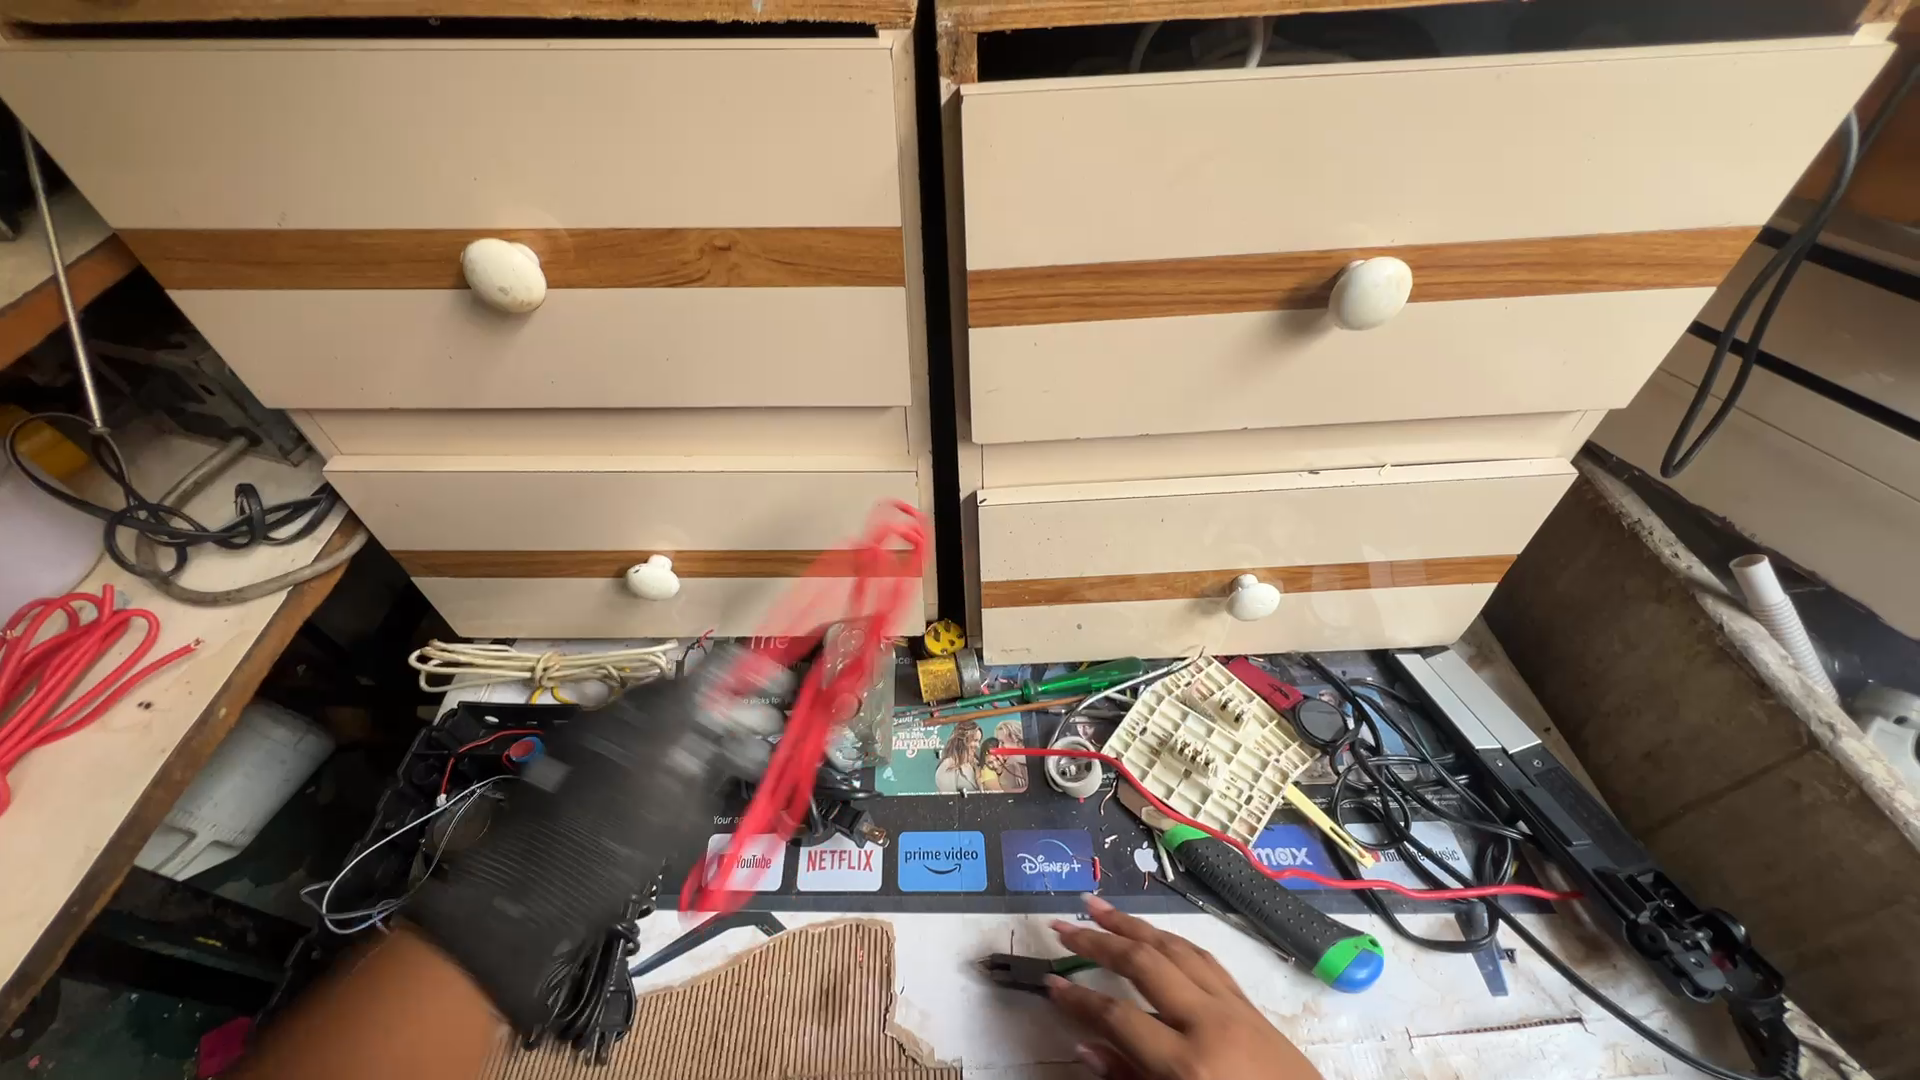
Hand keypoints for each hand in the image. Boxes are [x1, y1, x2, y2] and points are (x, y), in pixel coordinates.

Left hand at [410, 658, 782, 1032]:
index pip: (721, 668)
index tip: (775, 687)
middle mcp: (629, 702)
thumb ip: (718, 766)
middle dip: (724, 706)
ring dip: (691, 722)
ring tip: (712, 754)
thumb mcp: (690, 814)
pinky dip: (656, 736)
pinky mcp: (572, 742)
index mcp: (666, 711)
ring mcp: (595, 720)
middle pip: (689, 688)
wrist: (531, 882)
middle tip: (750, 730)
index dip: (753, 672)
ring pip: (658, 707)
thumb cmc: (624, 849)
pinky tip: (668, 767)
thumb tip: (741, 742)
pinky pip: (627, 726)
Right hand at [1047, 895, 1323, 1079]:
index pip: (1118, 1016)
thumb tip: (1085, 1045)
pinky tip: (1153, 934)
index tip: (1049, 983)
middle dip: (1099, 941)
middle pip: (1143, 964)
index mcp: (1187, 1065)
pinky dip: (1172, 940)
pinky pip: (1204, 959)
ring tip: (1099, 908)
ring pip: (1174, 948)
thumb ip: (1129, 1079)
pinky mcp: (1250, 1005)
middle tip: (1064, 923)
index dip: (1078, 1000)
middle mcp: (1208, 1023)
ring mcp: (1232, 1008)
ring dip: (1133, 925)